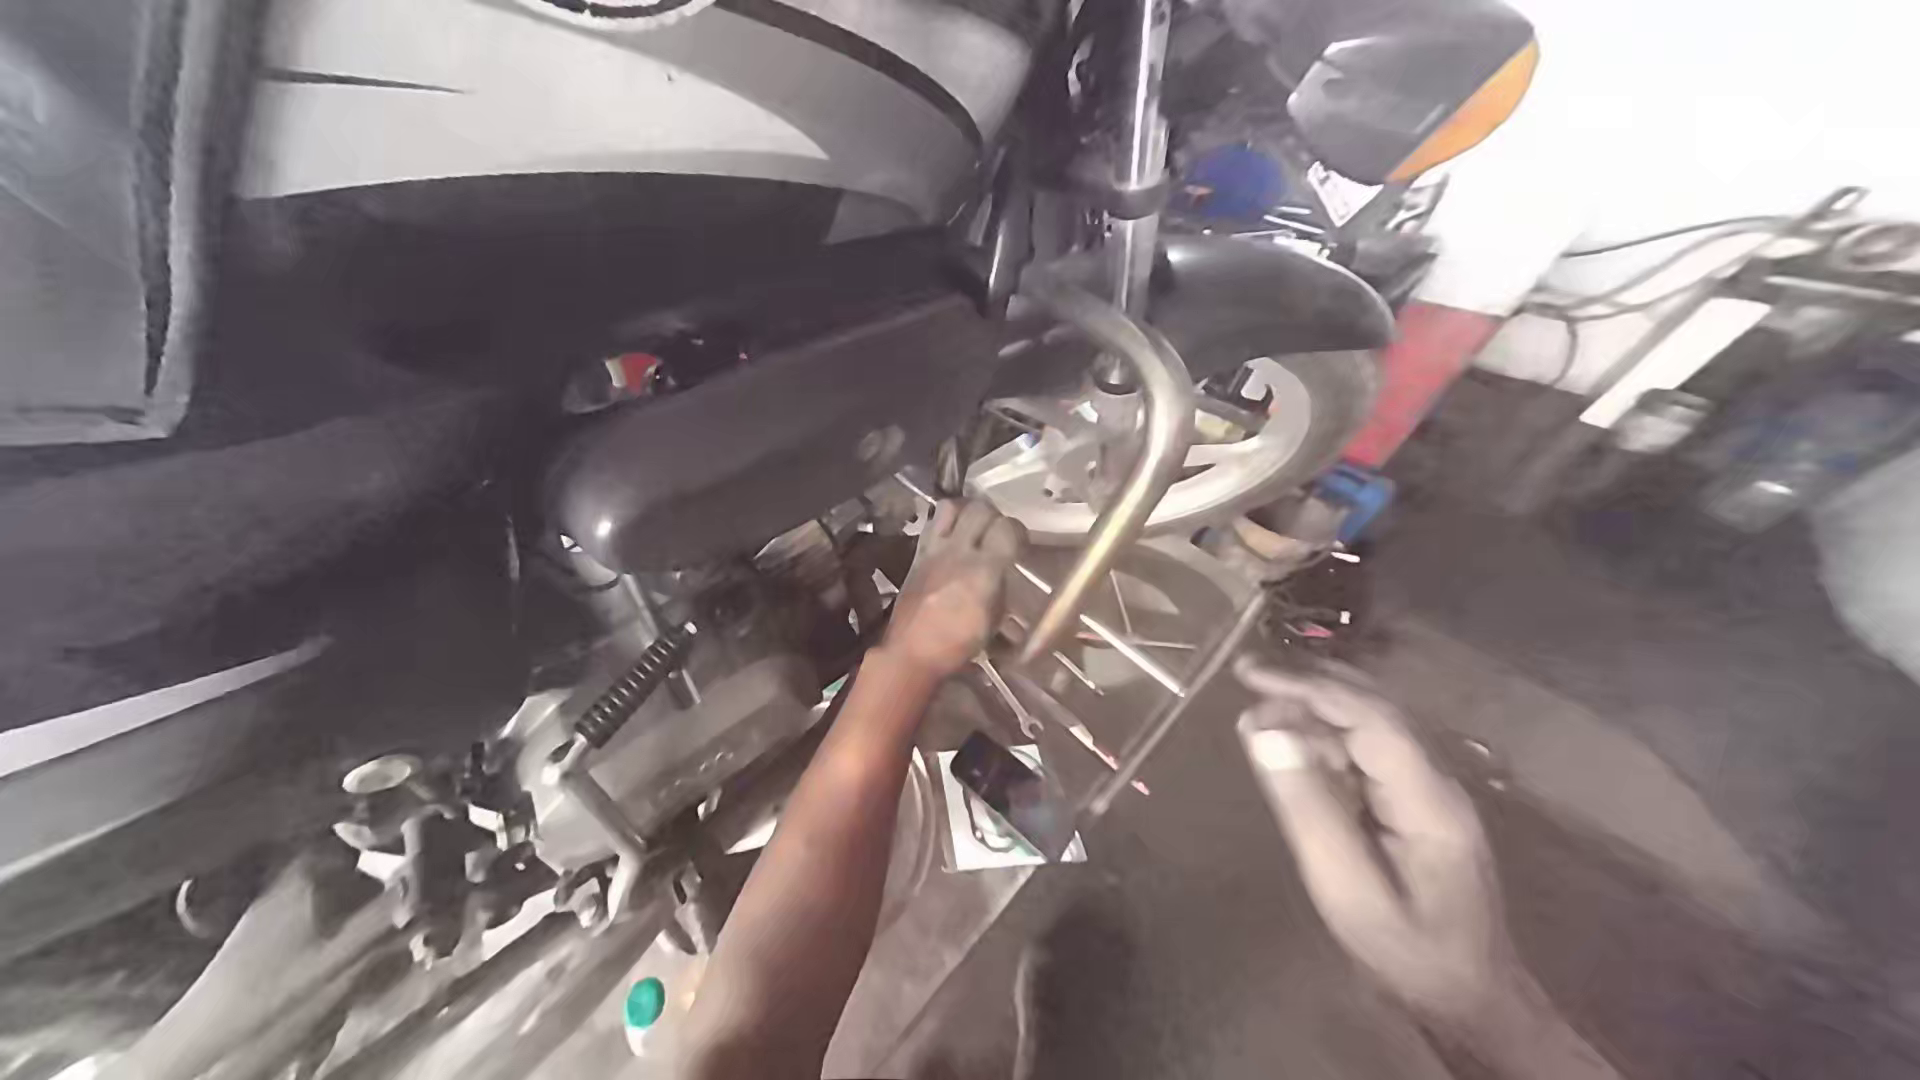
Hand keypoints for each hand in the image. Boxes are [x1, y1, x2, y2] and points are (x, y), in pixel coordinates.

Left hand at [882, 499, 1024, 679]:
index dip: (1018, 532)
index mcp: (984, 570)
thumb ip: (1002, 590)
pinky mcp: (917, 554)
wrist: (911, 652)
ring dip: (967, 510)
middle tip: (997, 533)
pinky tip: (952, 536)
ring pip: (952, 506)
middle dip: (995, 516)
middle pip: (981, 508)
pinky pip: (932, 523)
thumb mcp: (993, 621)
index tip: (1020, 545)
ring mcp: (934, 549)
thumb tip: (1005, 575)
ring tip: (973, 525)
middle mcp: (959, 551)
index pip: (1008, 528)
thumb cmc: (957, 644)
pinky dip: (945, 521)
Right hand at [1234, 661, 1519, 1032]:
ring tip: (1257, 709)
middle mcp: (1434, 780)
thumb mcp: (1348, 889)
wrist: (1472, 1004)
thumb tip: (1263, 731)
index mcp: (1428, 799)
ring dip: (1311, 707)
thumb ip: (1307, 808)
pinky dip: (1320, 735)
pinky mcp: (1411, 802)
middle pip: (1372, 706)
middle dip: (1309, 684)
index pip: (1369, 716)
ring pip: (1367, 722)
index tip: (1250, 674)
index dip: (1309, 687)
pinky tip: (1289, 744)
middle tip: (1247, 674)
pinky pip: (1362, 750)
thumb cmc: (1409, 953)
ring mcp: (1426, 789)